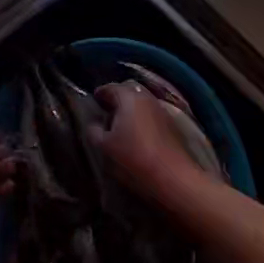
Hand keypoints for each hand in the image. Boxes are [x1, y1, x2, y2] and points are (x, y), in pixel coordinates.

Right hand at [87, 81, 216, 199]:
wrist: (170, 174)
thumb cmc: (132, 157)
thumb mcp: (105, 147)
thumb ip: (94, 132)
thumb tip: (93, 123)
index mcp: (128, 97)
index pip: (111, 87)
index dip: (100, 93)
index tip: (93, 99)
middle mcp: (146, 96)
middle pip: (129, 90)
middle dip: (117, 97)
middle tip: (106, 110)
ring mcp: (160, 108)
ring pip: (141, 101)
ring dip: (130, 107)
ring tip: (119, 123)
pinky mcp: (169, 122)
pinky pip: (150, 112)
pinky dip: (140, 116)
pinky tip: (135, 131)